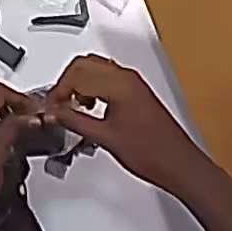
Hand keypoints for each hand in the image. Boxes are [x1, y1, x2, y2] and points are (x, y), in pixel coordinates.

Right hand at [45, 55, 211, 191]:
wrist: (180, 166)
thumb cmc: (154, 153)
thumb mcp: (104, 137)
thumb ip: (74, 121)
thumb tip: (53, 113)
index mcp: (119, 84)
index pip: (77, 74)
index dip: (59, 90)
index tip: (51, 106)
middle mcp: (127, 78)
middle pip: (84, 64)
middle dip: (66, 82)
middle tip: (56, 103)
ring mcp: (133, 84)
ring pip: (95, 68)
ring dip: (79, 83)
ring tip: (70, 106)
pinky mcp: (136, 92)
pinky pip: (107, 77)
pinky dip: (92, 87)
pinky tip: (88, 107)